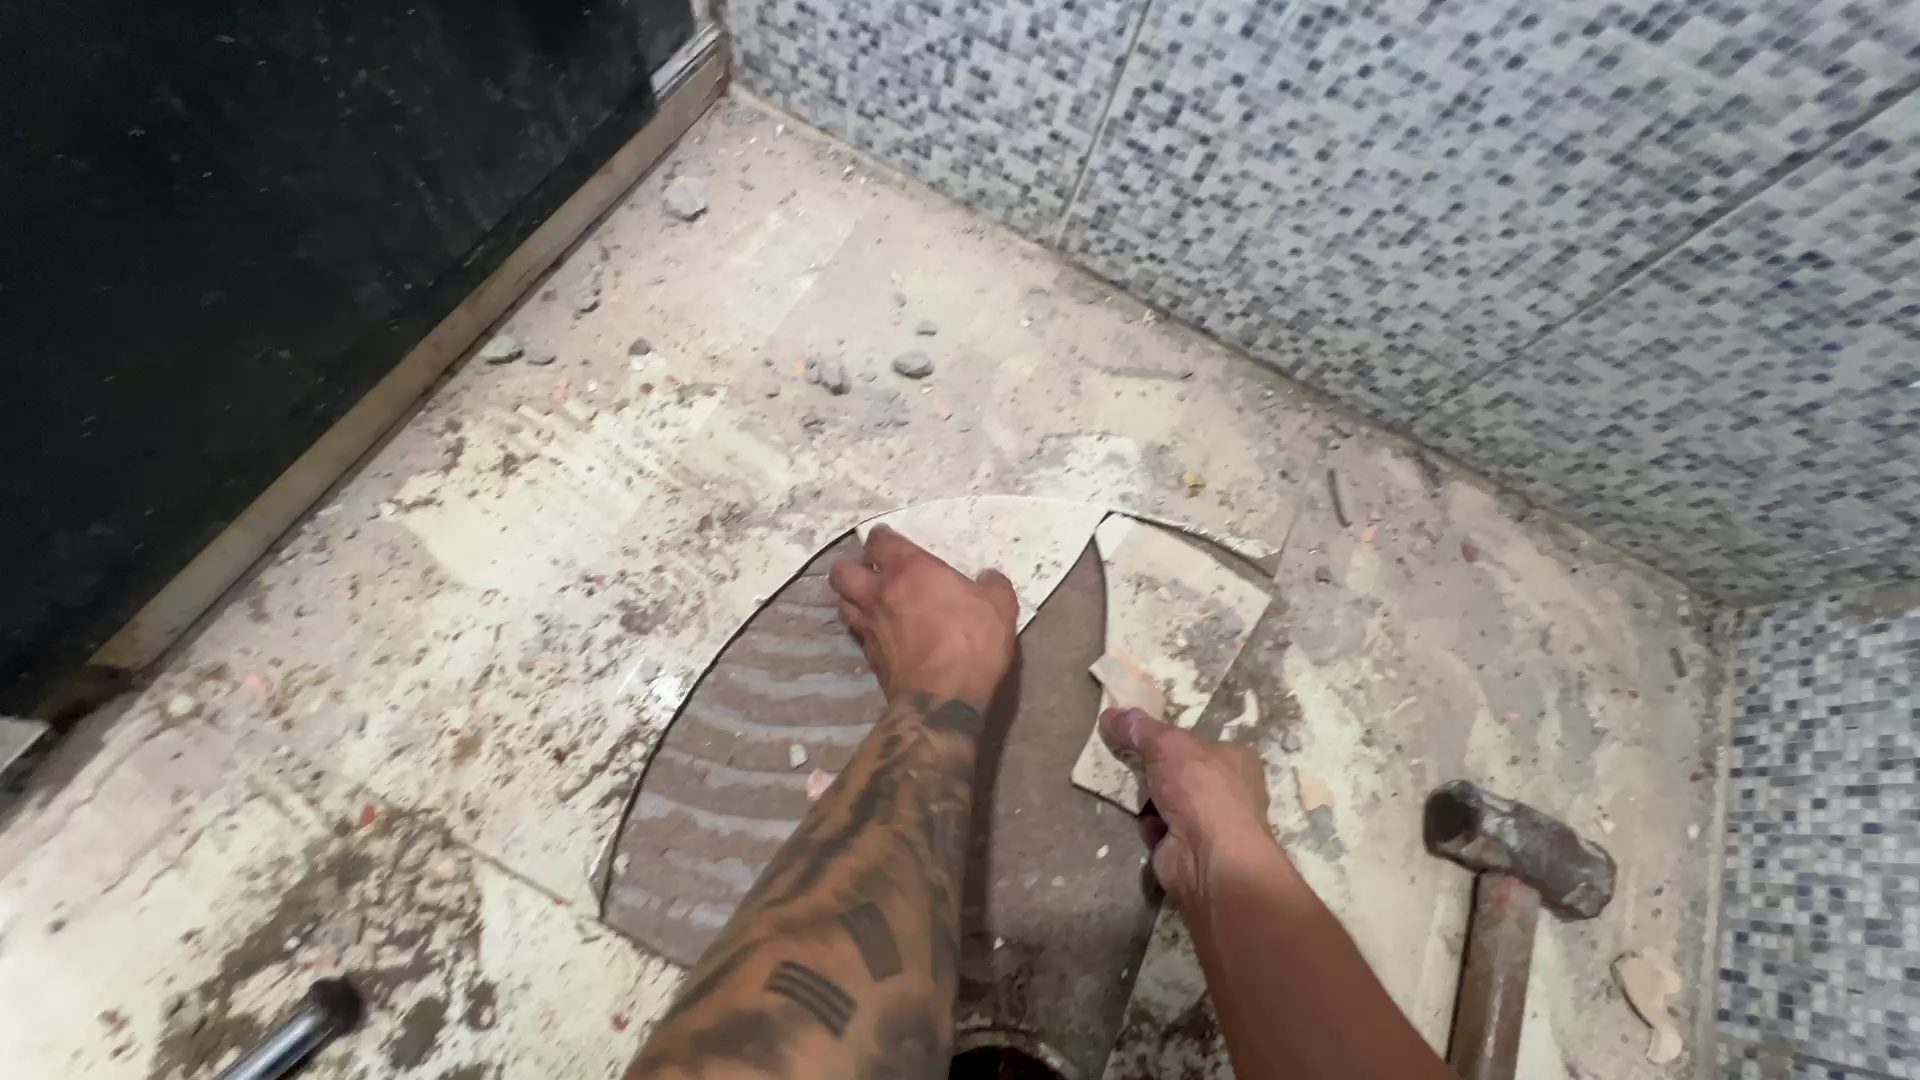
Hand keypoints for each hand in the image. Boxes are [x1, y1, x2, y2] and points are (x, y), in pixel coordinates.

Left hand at [829, 525, 1018, 708]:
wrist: (942, 699)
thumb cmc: (971, 644)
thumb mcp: (1000, 608)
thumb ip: (993, 585)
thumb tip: (988, 577)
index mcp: (910, 571)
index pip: (880, 542)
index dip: (882, 538)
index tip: (888, 539)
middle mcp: (880, 594)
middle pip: (843, 571)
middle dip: (853, 567)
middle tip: (872, 571)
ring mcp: (869, 626)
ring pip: (842, 602)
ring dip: (851, 597)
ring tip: (869, 600)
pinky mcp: (868, 656)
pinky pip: (856, 632)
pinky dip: (862, 627)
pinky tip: (878, 632)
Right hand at [1099, 707, 1279, 910]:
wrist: (1209, 858)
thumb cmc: (1200, 789)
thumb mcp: (1168, 744)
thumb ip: (1140, 728)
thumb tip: (1111, 713)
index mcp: (1235, 760)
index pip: (1200, 742)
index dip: (1170, 737)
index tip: (1138, 733)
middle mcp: (1228, 791)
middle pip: (1181, 770)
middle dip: (1153, 767)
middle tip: (1124, 755)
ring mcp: (1209, 823)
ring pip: (1168, 799)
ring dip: (1146, 795)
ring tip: (1122, 781)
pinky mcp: (1188, 849)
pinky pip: (1159, 827)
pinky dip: (1146, 823)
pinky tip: (1137, 817)